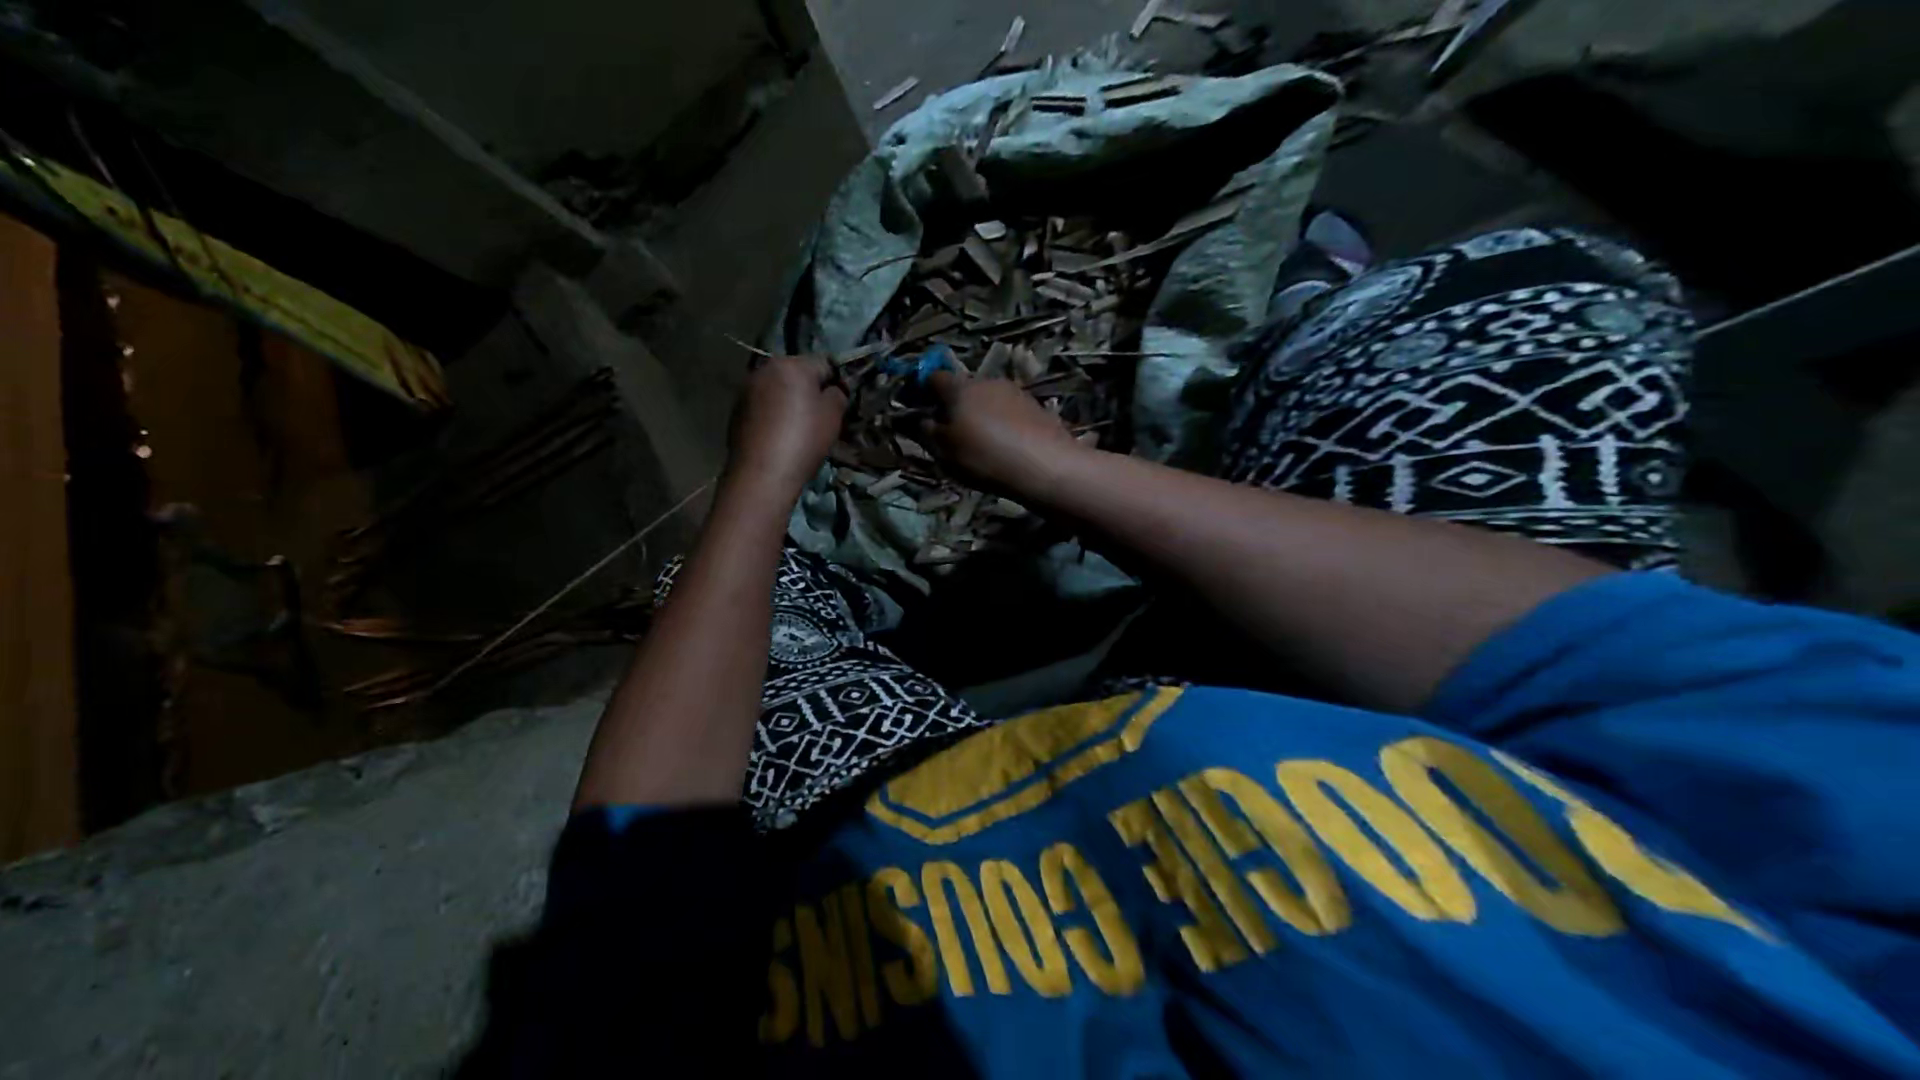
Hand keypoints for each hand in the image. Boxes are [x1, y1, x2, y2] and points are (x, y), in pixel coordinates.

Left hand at [728, 355, 847, 495]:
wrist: (762, 474)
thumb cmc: (803, 440)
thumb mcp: (834, 415)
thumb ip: (837, 394)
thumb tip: (832, 389)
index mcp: (791, 364)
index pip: (824, 363)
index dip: (836, 382)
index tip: (840, 404)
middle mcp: (764, 369)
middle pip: (796, 374)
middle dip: (809, 390)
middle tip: (820, 417)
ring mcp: (746, 389)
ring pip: (777, 389)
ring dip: (789, 402)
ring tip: (798, 429)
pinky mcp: (736, 410)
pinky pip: (763, 406)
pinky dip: (773, 415)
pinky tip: (778, 437)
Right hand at [922, 370, 1085, 497]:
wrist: (1044, 464)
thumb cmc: (985, 456)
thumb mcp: (945, 451)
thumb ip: (929, 432)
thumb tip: (923, 420)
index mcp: (959, 388)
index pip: (934, 377)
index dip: (924, 390)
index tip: (922, 409)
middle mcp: (986, 381)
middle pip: (964, 388)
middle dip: (956, 405)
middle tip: (953, 432)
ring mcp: (1014, 391)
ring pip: (988, 399)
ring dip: (981, 414)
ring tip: (982, 442)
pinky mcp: (1035, 406)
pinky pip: (1009, 411)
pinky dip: (1003, 423)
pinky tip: (1006, 445)